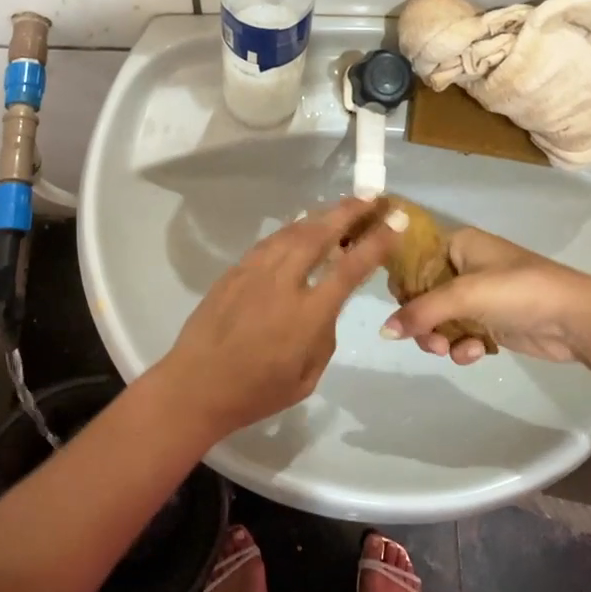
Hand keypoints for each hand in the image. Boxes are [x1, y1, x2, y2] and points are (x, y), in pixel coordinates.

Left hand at [153, 197, 394, 434]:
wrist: (195, 386)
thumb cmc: (256, 393)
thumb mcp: (307, 376)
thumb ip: (323, 334)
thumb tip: (325, 305)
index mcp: (307, 315)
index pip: (349, 268)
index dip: (376, 243)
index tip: (395, 222)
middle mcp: (282, 283)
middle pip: (319, 234)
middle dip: (348, 212)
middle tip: (371, 198)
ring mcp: (254, 272)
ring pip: (292, 232)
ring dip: (320, 216)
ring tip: (341, 208)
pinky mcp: (234, 270)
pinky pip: (270, 242)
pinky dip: (291, 230)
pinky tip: (301, 227)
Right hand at [379, 228, 590, 365]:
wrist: (576, 318)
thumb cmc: (518, 291)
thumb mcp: (464, 296)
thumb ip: (421, 312)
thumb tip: (384, 331)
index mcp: (456, 244)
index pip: (413, 261)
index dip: (402, 286)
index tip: (399, 311)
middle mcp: (464, 265)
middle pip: (422, 295)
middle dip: (422, 321)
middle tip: (430, 341)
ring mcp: (478, 295)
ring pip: (440, 319)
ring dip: (440, 337)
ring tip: (451, 351)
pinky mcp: (491, 321)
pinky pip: (461, 334)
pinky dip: (463, 346)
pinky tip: (477, 354)